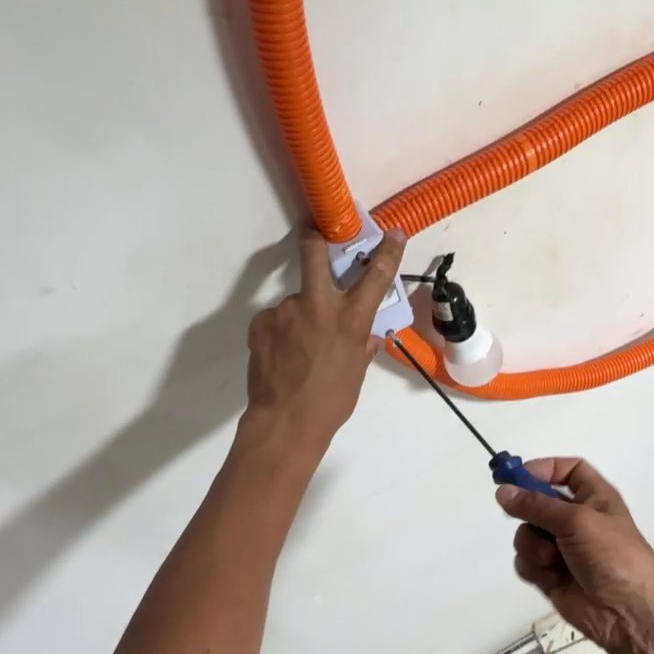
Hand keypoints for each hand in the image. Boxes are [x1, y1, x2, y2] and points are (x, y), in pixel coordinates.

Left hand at [240, 227, 405, 451]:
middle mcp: (318, 305)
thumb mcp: (356, 374)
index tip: (393, 231)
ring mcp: (286, 310)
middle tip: (313, 234)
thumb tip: (369, 337)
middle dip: (315, 238)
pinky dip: (280, 335)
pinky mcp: (260, 322)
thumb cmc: (331, 403)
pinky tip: (281, 358)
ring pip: (295, 304)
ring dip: (298, 318)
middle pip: (314, 252)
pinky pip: (275, 322)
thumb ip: (361, 348)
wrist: (286, 421)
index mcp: (351, 319)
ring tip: (296, 351)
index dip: (388, 251)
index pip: (377, 276)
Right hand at [495, 458, 653, 653]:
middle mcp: (577, 519)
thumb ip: (536, 505)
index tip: (517, 476)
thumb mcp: (577, 521)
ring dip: (532, 545)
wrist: (626, 611)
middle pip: (538, 503)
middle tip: (522, 516)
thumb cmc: (612, 555)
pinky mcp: (550, 574)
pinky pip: (526, 561)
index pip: (568, 470)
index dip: (544, 469)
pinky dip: (533, 566)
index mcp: (594, 498)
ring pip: (527, 534)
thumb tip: (502, 491)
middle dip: (529, 512)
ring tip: (551, 559)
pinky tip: (549, 576)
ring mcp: (562, 548)